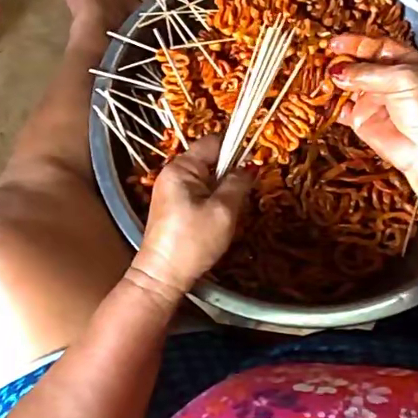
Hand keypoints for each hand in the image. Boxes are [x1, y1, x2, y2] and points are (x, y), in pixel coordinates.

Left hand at [129, 136, 253, 294]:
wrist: (162, 275)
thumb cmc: (192, 242)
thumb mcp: (223, 211)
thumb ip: (237, 184)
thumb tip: (250, 166)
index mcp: (180, 168)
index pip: (212, 142)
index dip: (236, 147)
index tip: (255, 159)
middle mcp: (172, 174)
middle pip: (209, 159)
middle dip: (230, 171)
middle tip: (247, 190)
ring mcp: (170, 190)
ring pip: (206, 178)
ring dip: (223, 188)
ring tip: (234, 208)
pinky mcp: (172, 207)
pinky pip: (198, 193)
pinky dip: (213, 200)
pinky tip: (221, 217)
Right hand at [328, 34, 417, 174]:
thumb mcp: (404, 78)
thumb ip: (367, 72)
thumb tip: (336, 71)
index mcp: (407, 63)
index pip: (377, 47)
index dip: (355, 43)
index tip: (333, 41)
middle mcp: (389, 80)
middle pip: (359, 65)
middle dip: (339, 61)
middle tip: (318, 59)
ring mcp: (375, 101)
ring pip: (347, 86)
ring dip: (332, 82)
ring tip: (315, 77)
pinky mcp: (362, 121)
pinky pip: (341, 110)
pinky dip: (329, 104)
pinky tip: (318, 98)